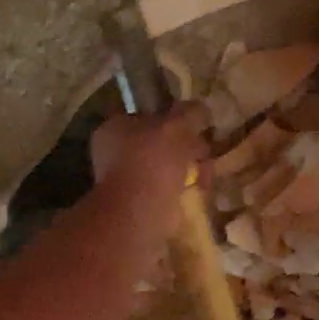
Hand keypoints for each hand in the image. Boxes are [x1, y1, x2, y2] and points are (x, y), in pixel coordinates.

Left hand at [88, 105, 207, 238]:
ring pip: (167, 164)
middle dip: (187, 145)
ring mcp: (126, 179)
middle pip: (160, 140)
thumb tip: (198, 109)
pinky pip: (169, 186)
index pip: (145, 114)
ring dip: (189, 167)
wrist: (141, 211)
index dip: (171, 116)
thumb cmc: (152, 159)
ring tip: (205, 174)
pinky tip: (199, 188)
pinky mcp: (140, 201)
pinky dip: (185, 187)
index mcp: (113, 128)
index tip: (194, 123)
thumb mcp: (176, 125)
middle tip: (203, 151)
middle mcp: (114, 152)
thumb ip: (189, 111)